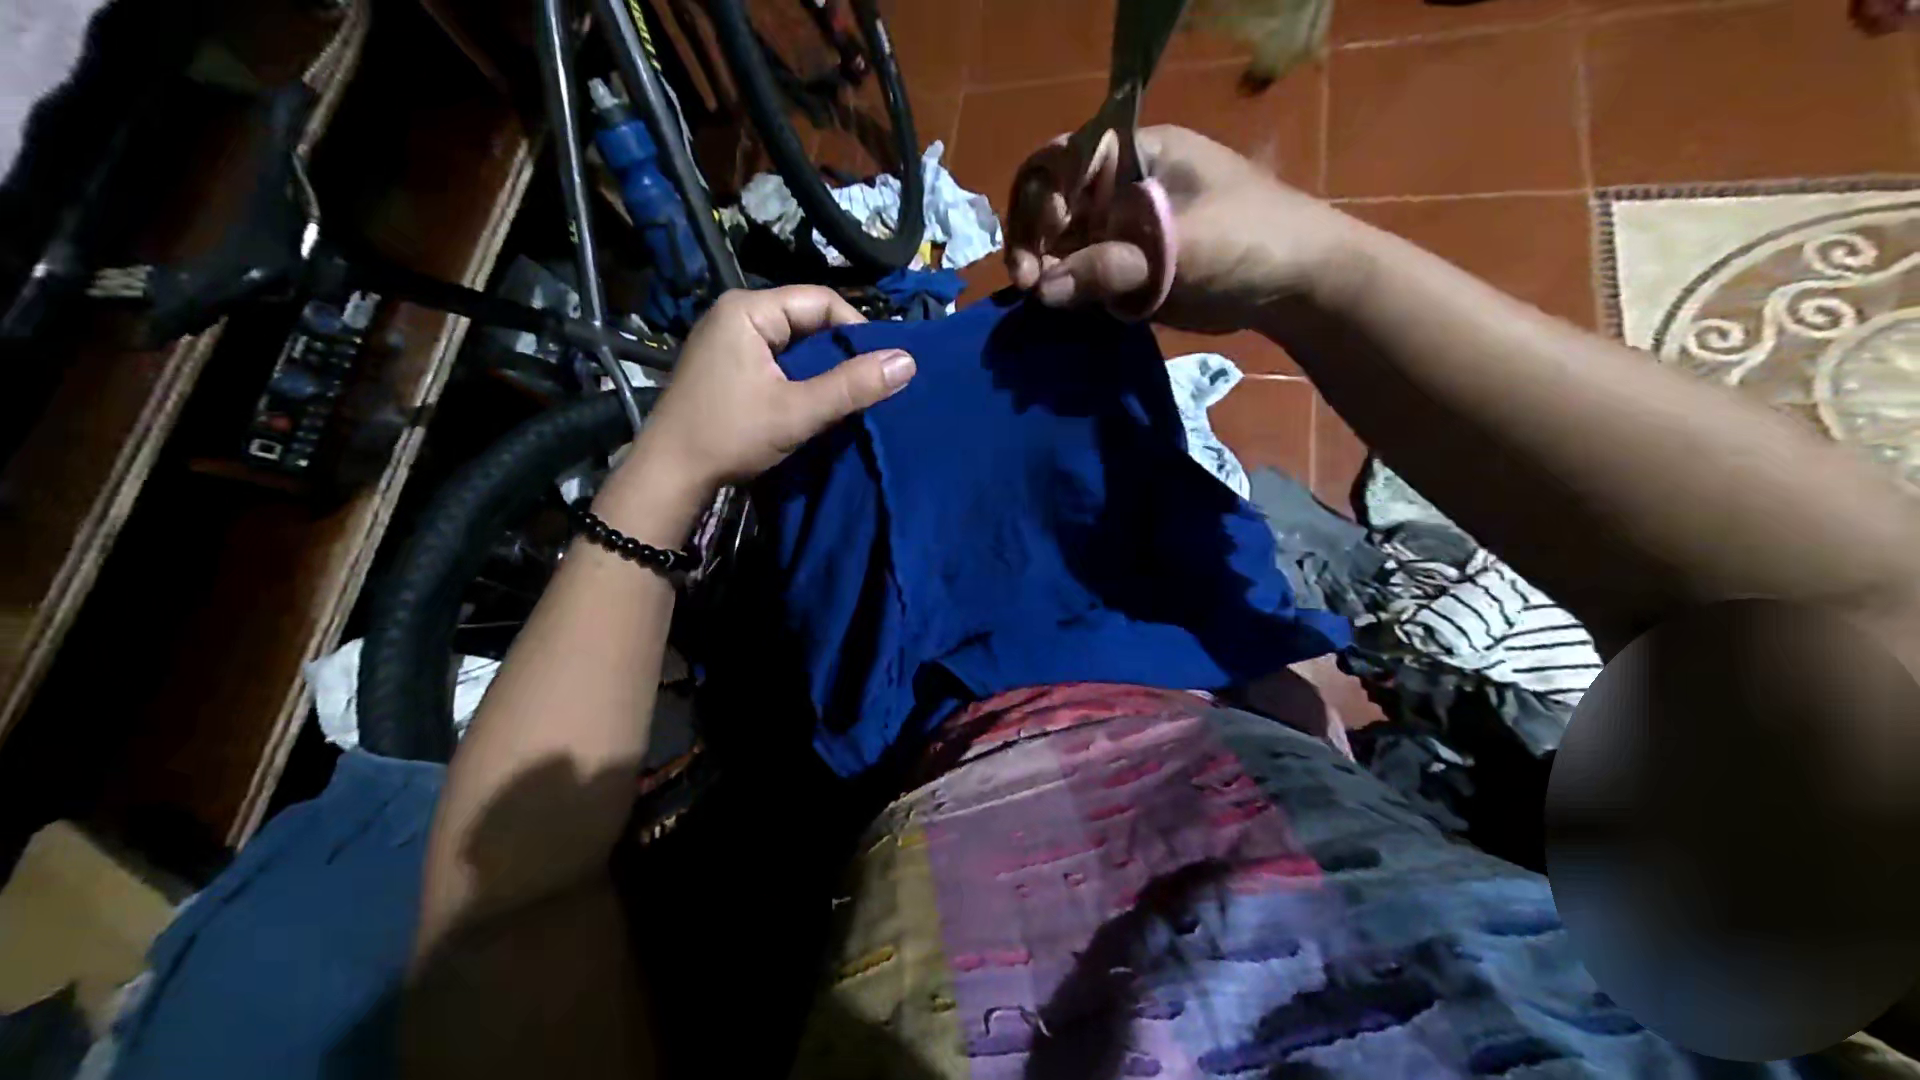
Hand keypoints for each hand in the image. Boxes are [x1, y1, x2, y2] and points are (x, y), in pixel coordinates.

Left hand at [610, 286, 915, 512]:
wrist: (670, 474)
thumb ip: (852, 386)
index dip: (857, 330)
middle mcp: (736, 313)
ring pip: (795, 342)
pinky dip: (801, 377)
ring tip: (847, 395)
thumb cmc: (730, 435)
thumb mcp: (797, 411)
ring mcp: (729, 339)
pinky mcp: (728, 364)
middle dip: (840, 351)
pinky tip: (815, 401)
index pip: (821, 301)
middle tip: (868, 384)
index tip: (880, 366)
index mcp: (748, 310)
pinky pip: (778, 359)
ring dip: (822, 367)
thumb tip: (908, 361)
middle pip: (807, 319)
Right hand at [1006, 125, 1360, 332]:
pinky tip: (1054, 309)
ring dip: (1042, 271)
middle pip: (1051, 203)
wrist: (1293, 286)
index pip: (1064, 159)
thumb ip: (1113, 265)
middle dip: (1032, 239)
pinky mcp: (1123, 271)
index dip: (1041, 197)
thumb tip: (1043, 289)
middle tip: (1029, 283)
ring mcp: (1118, 231)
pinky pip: (1078, 277)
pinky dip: (1062, 293)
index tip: (1044, 242)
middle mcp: (1118, 188)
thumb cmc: (1249, 241)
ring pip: (1059, 245)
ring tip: (1039, 301)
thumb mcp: (1184, 247)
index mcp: (1135, 155)